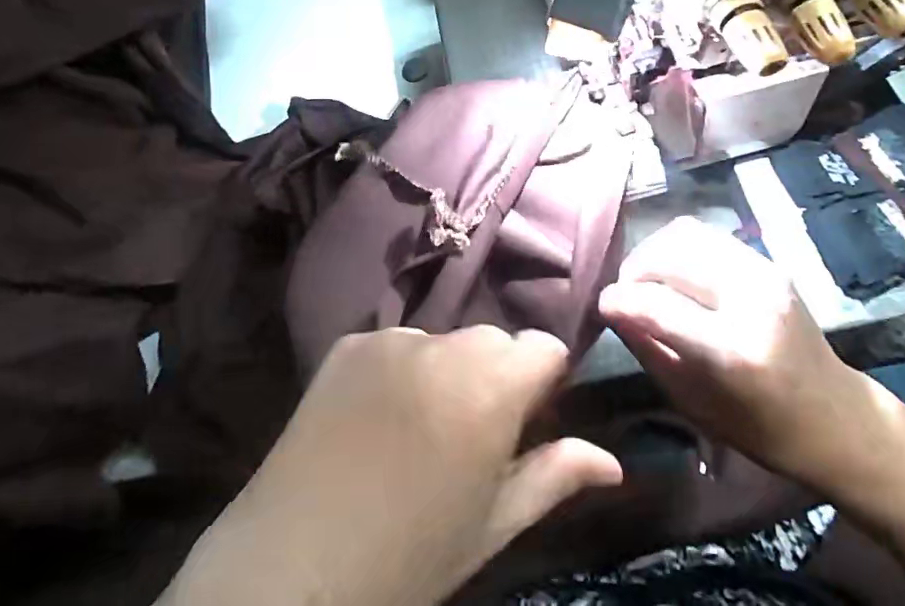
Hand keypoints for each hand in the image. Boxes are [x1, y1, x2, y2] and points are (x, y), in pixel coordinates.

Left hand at [160, 326, 622, 605]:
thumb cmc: (411, 555)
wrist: (292, 565)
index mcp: (491, 387)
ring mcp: (390, 339)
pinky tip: (375, 419)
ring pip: (444, 341)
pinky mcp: (347, 343)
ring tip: (418, 428)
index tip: (527, 420)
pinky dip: (400, 371)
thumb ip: (555, 476)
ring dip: (446, 371)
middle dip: (496, 375)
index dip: (543, 382)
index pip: (544, 347)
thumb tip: (612, 462)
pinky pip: (395, 344)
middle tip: (472, 433)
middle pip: (494, 340)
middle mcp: (444, 345)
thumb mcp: (492, 524)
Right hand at [597, 217, 889, 492]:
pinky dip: (678, 248)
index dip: (617, 300)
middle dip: (633, 271)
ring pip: (684, 233)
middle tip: (626, 295)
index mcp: (732, 349)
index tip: (603, 307)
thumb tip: (612, 308)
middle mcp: (749, 298)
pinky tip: (674, 273)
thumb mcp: (693, 402)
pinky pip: (706, 235)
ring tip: (648, 280)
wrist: (837, 417)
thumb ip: (647, 348)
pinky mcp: (767, 261)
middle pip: (667, 255)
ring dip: (654, 253)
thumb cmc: (761, 428)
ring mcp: (763, 272)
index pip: (655, 304)